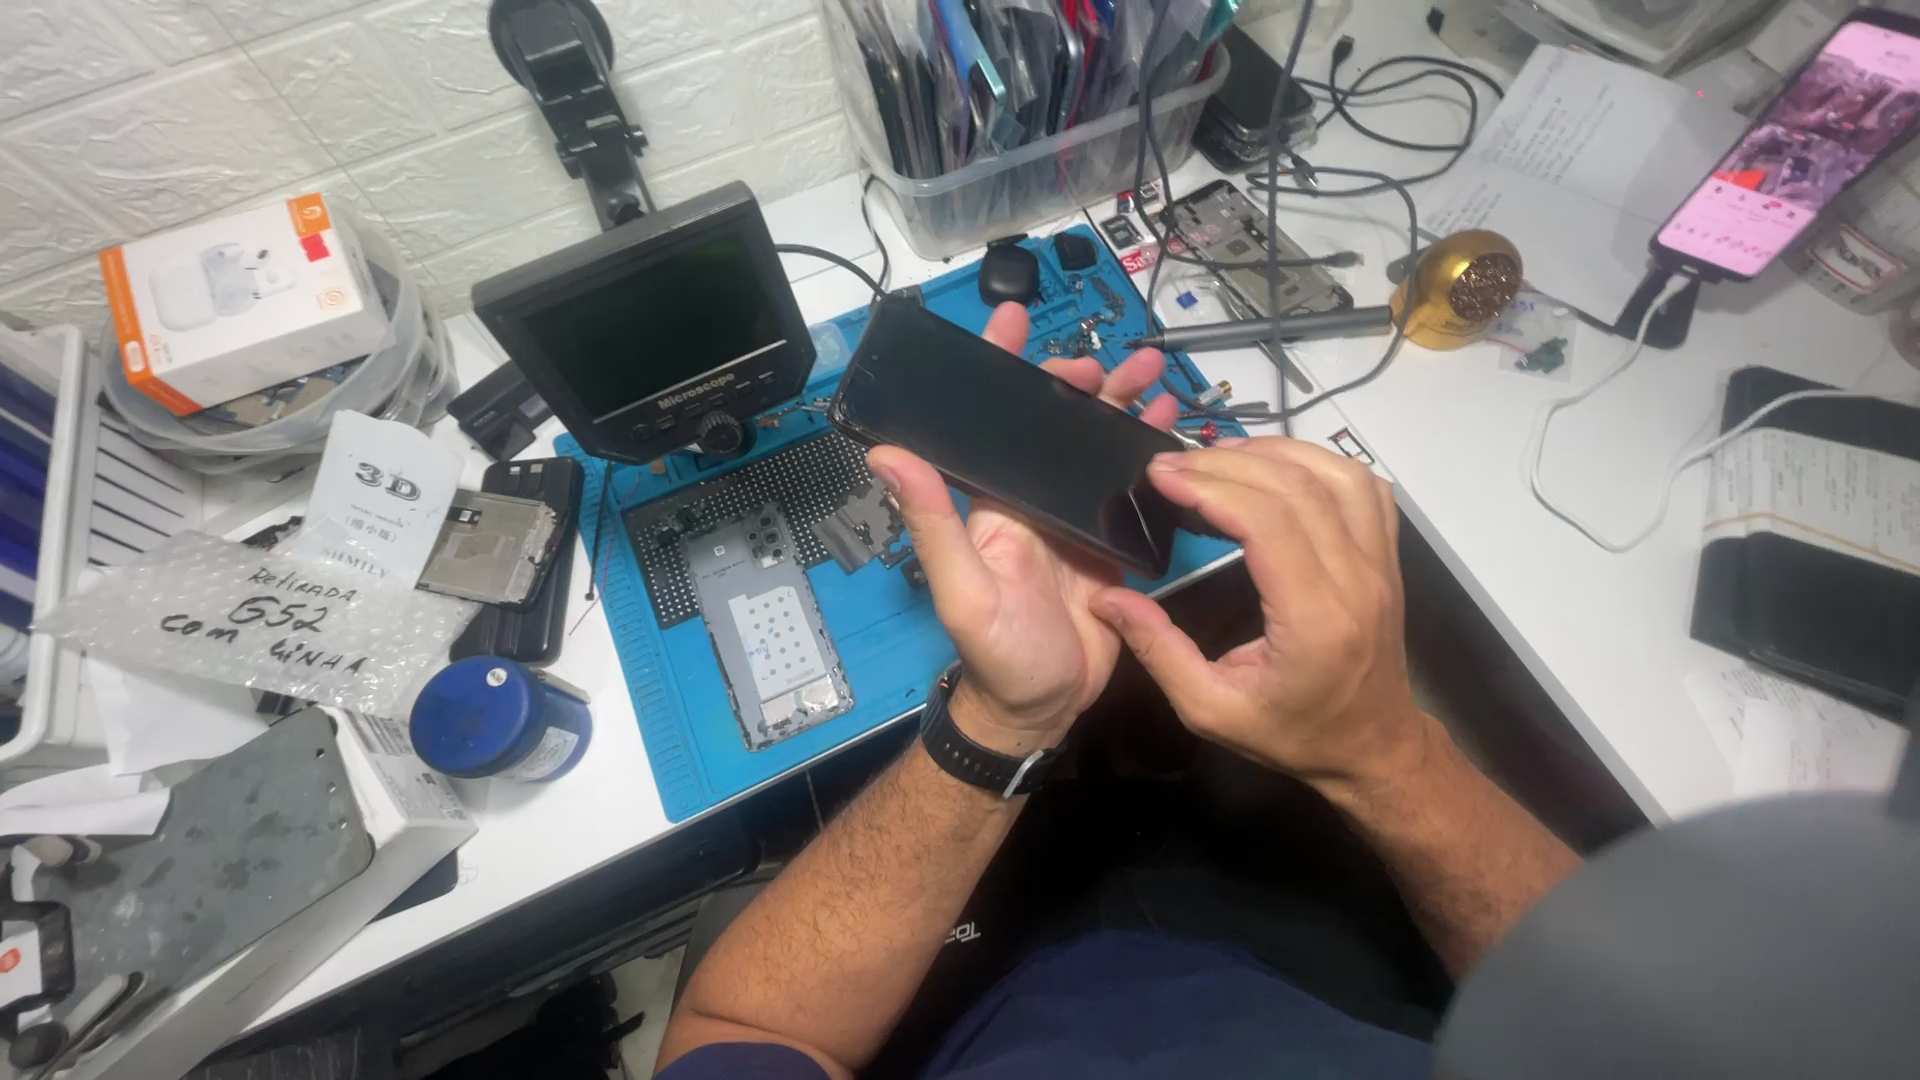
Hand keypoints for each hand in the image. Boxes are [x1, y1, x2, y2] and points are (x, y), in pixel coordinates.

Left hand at [866, 303, 1178, 755]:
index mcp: (995, 502)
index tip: (1013, 319)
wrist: (1046, 706)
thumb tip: (887, 454)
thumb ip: (932, 523)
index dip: (1001, 370)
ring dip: (1121, 410)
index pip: (991, 422)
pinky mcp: (1111, 543)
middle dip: (1080, 384)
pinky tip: (1174, 434)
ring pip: (1097, 449)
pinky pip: (1130, 490)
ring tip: (1154, 376)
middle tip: (1111, 363)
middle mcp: (1033, 499)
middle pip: (1055, 426)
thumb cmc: (997, 654)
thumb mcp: (962, 589)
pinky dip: (1151, 459)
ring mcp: (1075, 519)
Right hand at [1089, 437, 1432, 794]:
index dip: (1209, 486)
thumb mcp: (1209, 708)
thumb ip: (1157, 650)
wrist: (1373, 748)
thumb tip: (1106, 599)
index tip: (1160, 474)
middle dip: (1224, 463)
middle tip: (1169, 463)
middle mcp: (1356, 580)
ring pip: (1335, 474)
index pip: (1267, 522)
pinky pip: (1362, 487)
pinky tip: (1274, 466)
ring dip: (1272, 452)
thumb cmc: (1292, 733)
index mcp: (1313, 619)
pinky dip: (1316, 461)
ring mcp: (1380, 564)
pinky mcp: (1387, 557)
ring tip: (1215, 456)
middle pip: (1295, 488)